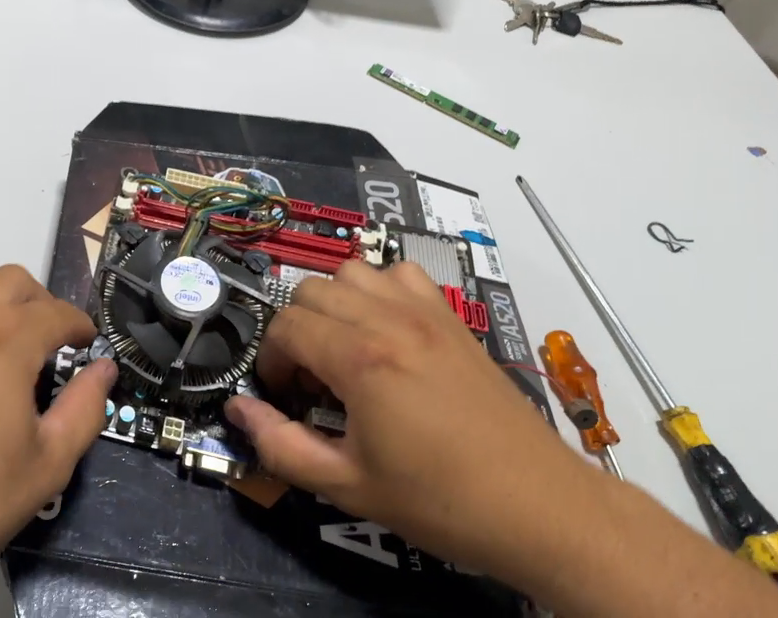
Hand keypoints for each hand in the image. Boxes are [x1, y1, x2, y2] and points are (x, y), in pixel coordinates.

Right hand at [226, 259, 588, 570]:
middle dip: (295, 331)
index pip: (286, 327)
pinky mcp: (452, 318)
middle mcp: (388, 319)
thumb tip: (238, 409)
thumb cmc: (441, 502)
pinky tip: (385, 330)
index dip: (270, 360)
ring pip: (352, 272)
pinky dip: (379, 290)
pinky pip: (400, 273)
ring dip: (333, 304)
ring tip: (343, 350)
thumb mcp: (349, 487)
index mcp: (360, 358)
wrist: (539, 506)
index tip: (283, 397)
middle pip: (311, 291)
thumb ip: (282, 445)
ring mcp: (425, 312)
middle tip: (310, 381)